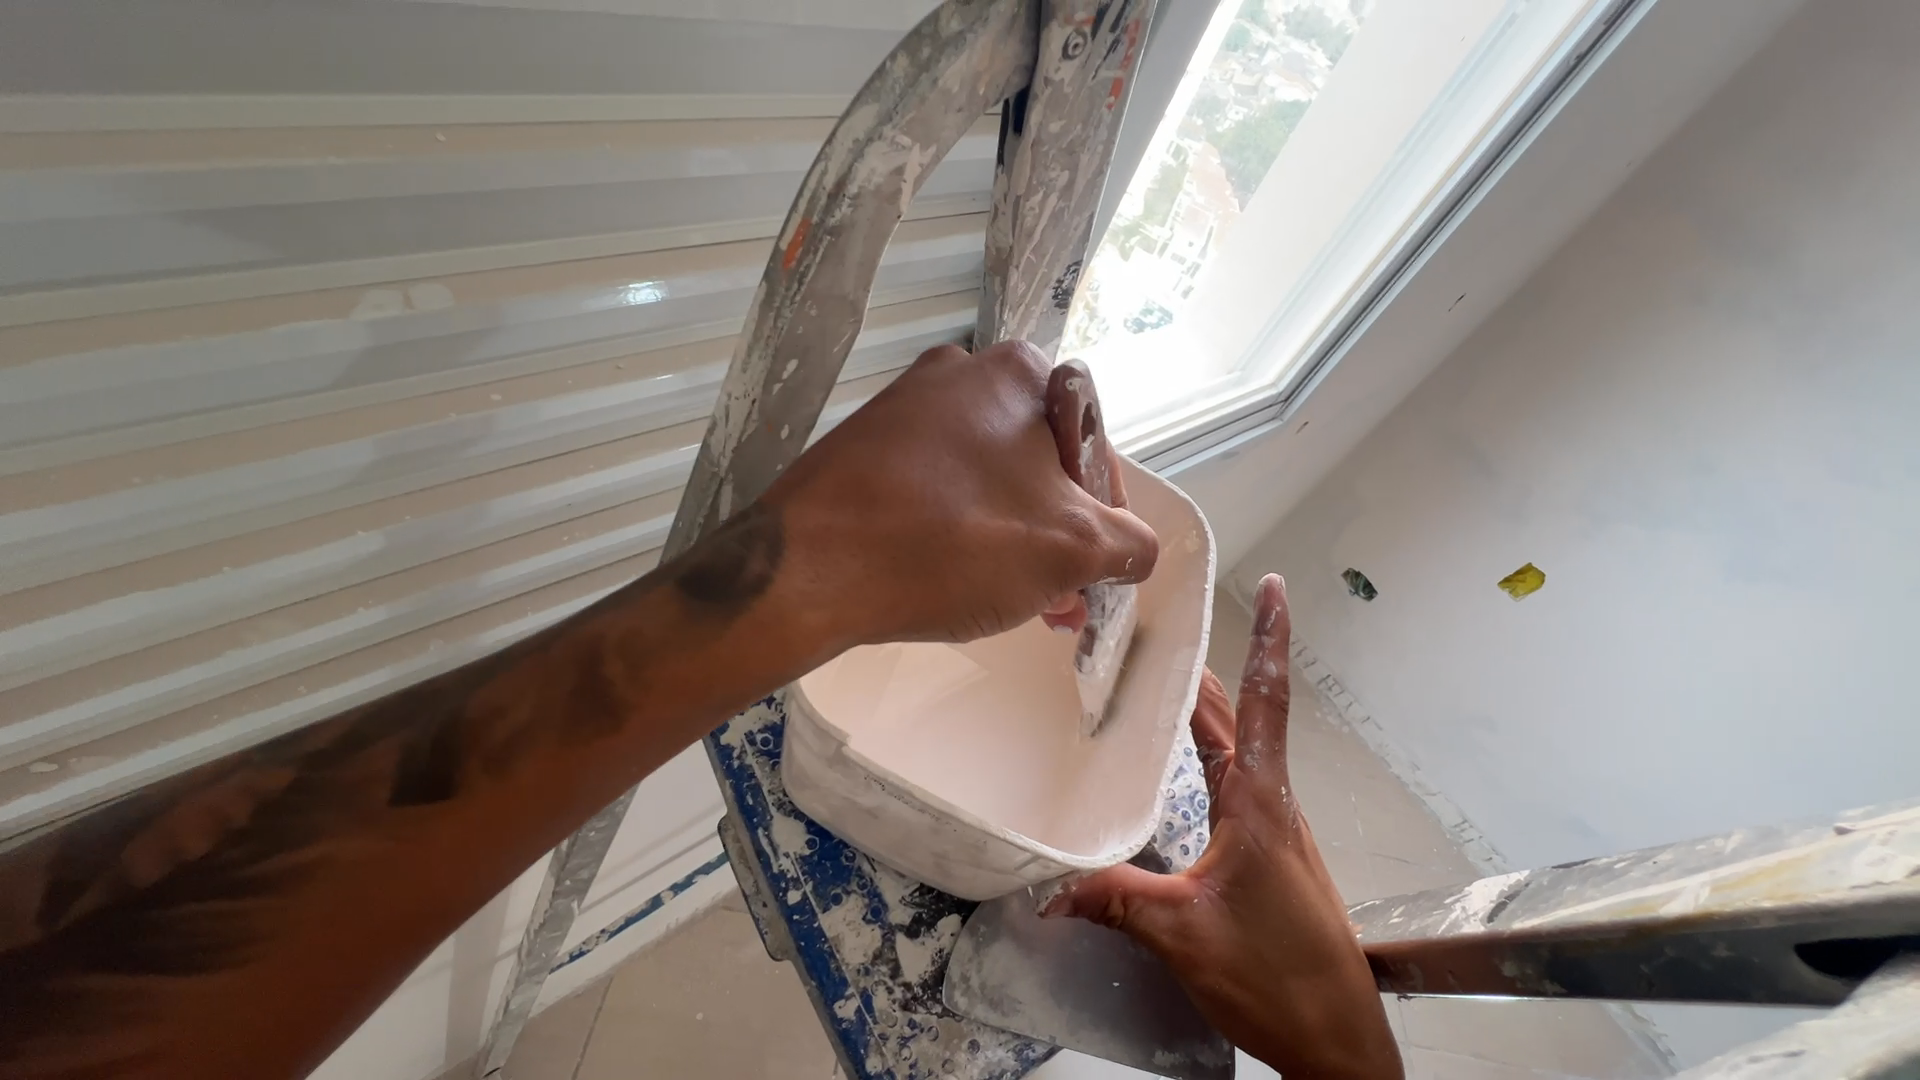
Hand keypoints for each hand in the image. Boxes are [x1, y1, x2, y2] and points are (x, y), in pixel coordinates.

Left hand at [762, 341, 1158, 646]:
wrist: (806, 567)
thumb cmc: (950, 543)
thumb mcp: (1069, 550)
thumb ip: (1128, 544)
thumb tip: (1134, 549)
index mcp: (1015, 372)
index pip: (1091, 442)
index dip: (1105, 512)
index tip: (1094, 568)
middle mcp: (957, 374)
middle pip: (1036, 463)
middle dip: (1057, 535)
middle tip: (1060, 597)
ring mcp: (901, 410)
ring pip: (985, 481)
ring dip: (1013, 541)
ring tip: (1017, 604)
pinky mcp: (862, 450)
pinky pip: (935, 491)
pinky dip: (960, 533)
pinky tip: (958, 583)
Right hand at [1045, 576, 1402, 1079]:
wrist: (1337, 1042)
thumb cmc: (1278, 978)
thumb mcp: (1185, 934)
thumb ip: (1116, 899)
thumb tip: (1048, 888)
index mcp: (1258, 800)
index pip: (1264, 700)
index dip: (1270, 639)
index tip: (1273, 587)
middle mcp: (1268, 799)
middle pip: (1236, 712)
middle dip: (1206, 662)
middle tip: (1161, 624)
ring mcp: (1269, 823)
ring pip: (1232, 742)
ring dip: (1203, 703)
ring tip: (1157, 672)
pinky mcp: (1264, 847)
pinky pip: (1230, 775)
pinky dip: (1203, 747)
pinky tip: (1176, 754)